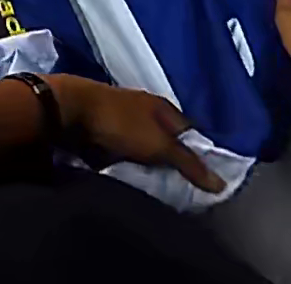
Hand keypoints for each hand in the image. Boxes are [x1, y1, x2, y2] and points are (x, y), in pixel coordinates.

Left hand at [46, 75, 224, 192]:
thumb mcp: (159, 144)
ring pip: (144, 141)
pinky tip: (133, 171)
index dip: (200, 152)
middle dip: (173, 157)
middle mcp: (142, 105)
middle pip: (166, 136)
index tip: (208, 178)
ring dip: (149, 158)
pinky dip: (129, 156)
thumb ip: (188, 162)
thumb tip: (221, 182)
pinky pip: (124, 145)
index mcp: (159, 104)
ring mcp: (121, 113)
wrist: (69, 109)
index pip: (189, 129)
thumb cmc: (118, 122)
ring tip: (160, 183)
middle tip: (185, 186)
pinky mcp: (103, 124)